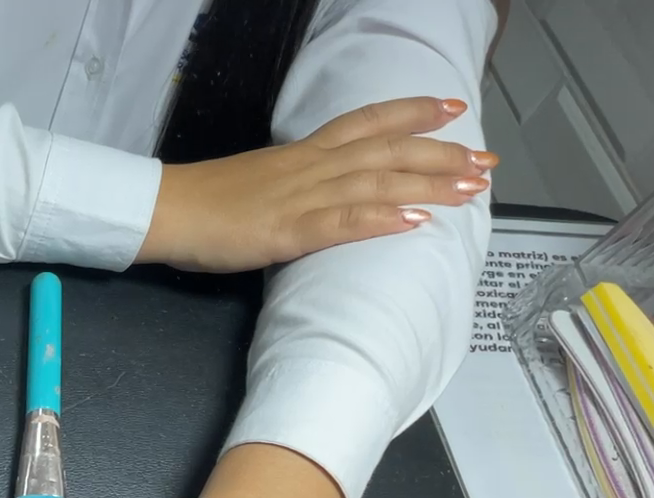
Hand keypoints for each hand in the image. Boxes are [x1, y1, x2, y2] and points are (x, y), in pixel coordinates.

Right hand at [138, 97, 493, 272]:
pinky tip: (414, 222)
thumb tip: (310, 201)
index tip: (453, 110)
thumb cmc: (202, 204)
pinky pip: (340, 222)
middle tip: (486, 163)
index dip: (412, 115)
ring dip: (427, 184)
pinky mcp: (285, 231)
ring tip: (470, 189)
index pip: (365, 125)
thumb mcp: (255, 185)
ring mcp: (300, 198)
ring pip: (375, 183)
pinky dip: (380, 220)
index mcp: (300, 156)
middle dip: (440, 155)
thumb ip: (288, 189)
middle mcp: (309, 168)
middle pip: (386, 153)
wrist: (167, 210)